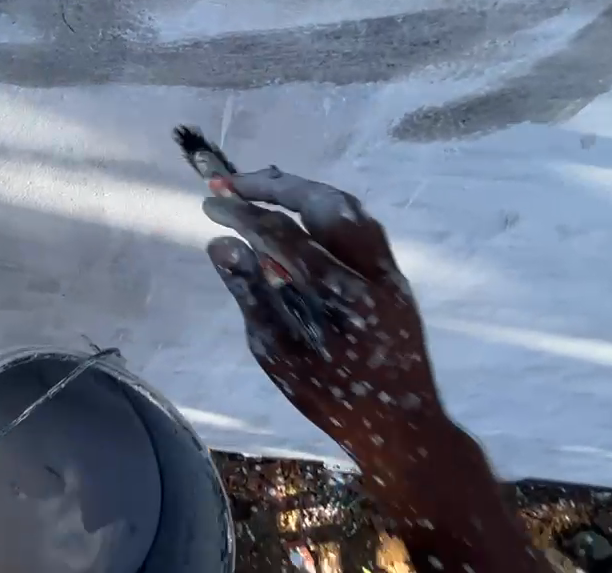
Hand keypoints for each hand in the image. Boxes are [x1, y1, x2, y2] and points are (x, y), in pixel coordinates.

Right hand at [202, 167, 442, 474]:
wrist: (401, 428)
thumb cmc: (329, 394)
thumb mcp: (276, 351)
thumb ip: (249, 292)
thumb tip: (220, 242)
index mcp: (341, 295)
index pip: (282, 234)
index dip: (242, 213)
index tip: (210, 202)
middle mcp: (372, 274)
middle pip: (324, 204)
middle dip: (273, 186)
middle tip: (232, 183)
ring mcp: (389, 272)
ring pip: (346, 208)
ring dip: (299, 191)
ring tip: (259, 188)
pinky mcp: (393, 275)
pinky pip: (357, 225)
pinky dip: (320, 208)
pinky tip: (294, 213)